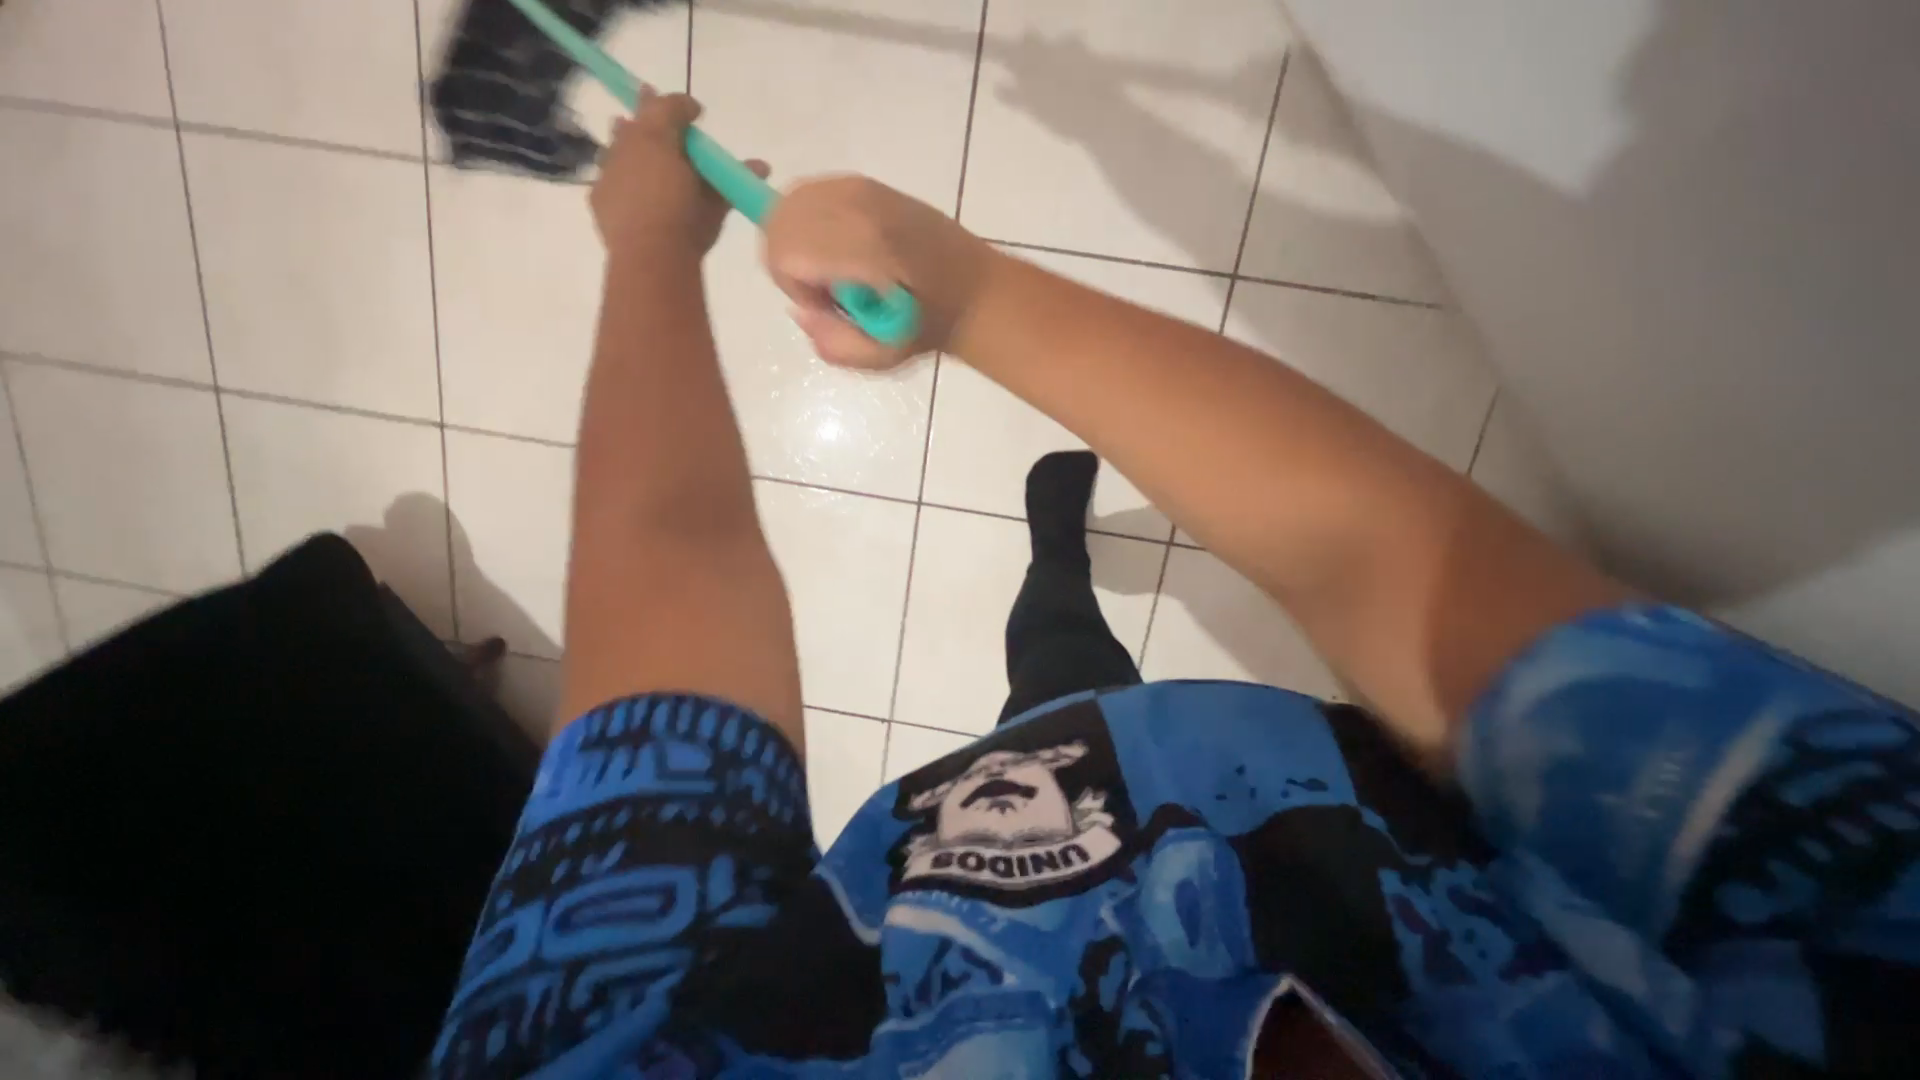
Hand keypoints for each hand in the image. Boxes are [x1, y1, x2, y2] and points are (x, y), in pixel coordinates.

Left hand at [591, 89, 767, 259]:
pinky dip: (616, 175)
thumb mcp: (716, 202)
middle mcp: (629, 144)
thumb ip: (733, 178)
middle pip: (638, 119)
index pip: (671, 107)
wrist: (649, 257)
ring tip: (625, 132)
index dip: (684, 106)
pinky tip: (622, 182)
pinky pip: (606, 175)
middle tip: (650, 100)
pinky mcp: (597, 196)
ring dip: (624, 137)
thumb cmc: (686, 222)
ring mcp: (608, 168)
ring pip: (616, 143)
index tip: (697, 111)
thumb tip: (764, 166)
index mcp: (658, 136)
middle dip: (647, 111)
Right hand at [763, 175, 997, 368]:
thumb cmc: (930, 326)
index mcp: (868, 249)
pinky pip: (811, 194)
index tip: (824, 304)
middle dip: (788, 261)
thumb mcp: (884, 355)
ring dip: (797, 239)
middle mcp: (861, 207)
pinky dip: (810, 222)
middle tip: (826, 288)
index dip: (793, 285)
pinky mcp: (867, 182)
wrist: (975, 290)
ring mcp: (863, 188)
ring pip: (790, 204)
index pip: (786, 251)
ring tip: (833, 267)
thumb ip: (835, 343)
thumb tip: (801, 312)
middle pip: (780, 221)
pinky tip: (840, 248)